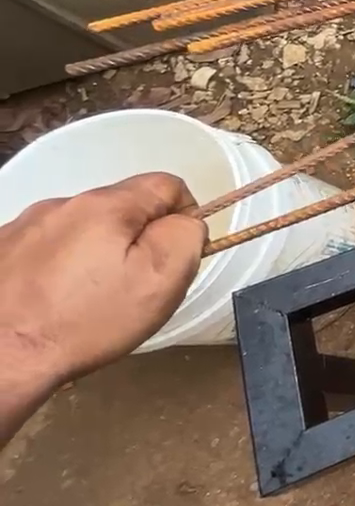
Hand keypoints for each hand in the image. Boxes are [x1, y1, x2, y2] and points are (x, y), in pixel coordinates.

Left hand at [0, 174, 205, 394]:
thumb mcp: (165, 275)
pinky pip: (42, 248)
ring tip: (85, 293)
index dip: (183, 214)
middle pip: (120, 206)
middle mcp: (55, 209)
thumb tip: (180, 220)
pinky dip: (55, 266)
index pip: (167, 185)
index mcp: (103, 207)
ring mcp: (13, 233)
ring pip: (79, 228)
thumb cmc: (87, 320)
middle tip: (132, 279)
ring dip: (93, 250)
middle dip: (136, 235)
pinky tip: (47, 299)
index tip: (173, 252)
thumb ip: (186, 232)